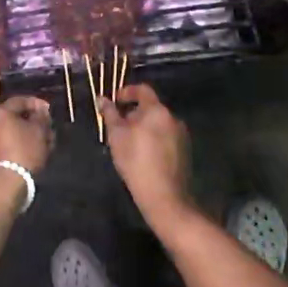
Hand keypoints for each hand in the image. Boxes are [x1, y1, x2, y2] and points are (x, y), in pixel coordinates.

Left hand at [0, 96, 54, 173]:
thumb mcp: (39, 130)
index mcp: (0, 112)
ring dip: (32, 134)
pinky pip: (10, 143)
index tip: (49, 110)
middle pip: (17, 117)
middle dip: (36, 122)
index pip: (20, 101)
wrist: (7, 181)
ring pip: (15, 131)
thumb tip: (41, 111)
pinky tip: (37, 152)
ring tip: (47, 142)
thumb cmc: (24, 150)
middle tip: (49, 128)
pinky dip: (24, 144)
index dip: (37, 104)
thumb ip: (41, 116)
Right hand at [102, 84, 195, 228]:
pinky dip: (153, 139)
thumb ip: (110, 114)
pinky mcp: (184, 151)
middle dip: (134, 113)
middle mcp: (173, 118)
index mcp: (157, 110)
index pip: (143, 90)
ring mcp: (181, 135)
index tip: (115, 101)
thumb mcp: (116, 136)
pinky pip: (165, 137)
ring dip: (143, 127)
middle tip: (118, 127)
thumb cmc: (136, 161)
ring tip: (128, 143)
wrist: (164, 196)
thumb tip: (102, 98)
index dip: (127, 92)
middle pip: (151, 108)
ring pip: (158, 123)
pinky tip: (143, 155)